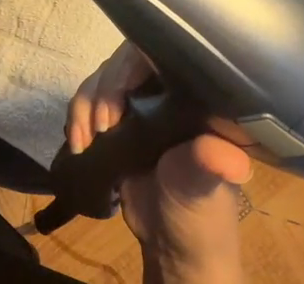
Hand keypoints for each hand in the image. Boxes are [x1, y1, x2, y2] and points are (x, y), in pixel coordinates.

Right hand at [68, 43, 251, 283]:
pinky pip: (88, 103)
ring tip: (83, 142)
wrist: (175, 250)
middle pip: (121, 63)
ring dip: (83, 106)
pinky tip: (77, 143)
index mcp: (195, 96)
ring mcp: (139, 106)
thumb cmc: (202, 215)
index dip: (130, 65)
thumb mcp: (202, 188)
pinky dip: (77, 118)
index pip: (157, 52)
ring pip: (100, 81)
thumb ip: (206, 164)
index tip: (117, 99)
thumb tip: (226, 156)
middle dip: (102, 90)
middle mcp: (166, 92)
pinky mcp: (117, 123)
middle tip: (100, 129)